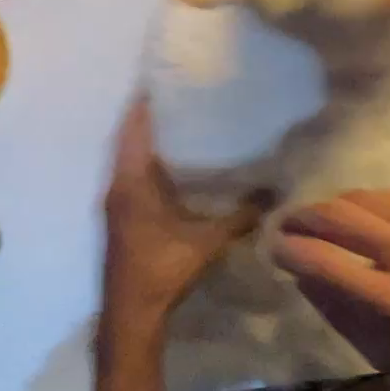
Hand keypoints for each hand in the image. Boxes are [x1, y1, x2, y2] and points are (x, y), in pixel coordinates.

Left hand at [102, 98, 267, 318]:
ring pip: (127, 160)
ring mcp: (115, 203)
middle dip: (148, 117)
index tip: (163, 77)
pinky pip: (130, 176)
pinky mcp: (119, 218)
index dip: (146, 102)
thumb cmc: (164, 269)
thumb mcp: (208, 240)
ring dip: (145, 141)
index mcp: (131, 182)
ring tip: (178, 122)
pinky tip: (171, 165)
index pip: (134, 129)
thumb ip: (240, 216)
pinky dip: (146, 163)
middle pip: (127, 139)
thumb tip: (274, 193)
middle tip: (178, 95)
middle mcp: (116, 186)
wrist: (132, 312)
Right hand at [271, 190, 389, 390]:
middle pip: (338, 218)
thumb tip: (305, 280)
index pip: (323, 263)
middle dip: (302, 218)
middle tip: (286, 226)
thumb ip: (344, 317)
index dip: (289, 250)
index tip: (274, 248)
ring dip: (331, 205)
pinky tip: (355, 211)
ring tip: (316, 218)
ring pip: (364, 199)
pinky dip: (364, 200)